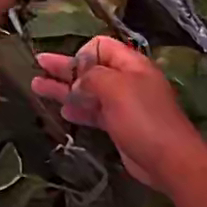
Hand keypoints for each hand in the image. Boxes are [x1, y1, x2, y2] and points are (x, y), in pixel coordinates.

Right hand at [30, 37, 203, 188]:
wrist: (169, 160)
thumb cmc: (143, 118)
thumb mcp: (117, 88)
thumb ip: (93, 76)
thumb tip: (78, 80)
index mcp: (131, 65)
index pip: (101, 46)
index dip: (82, 53)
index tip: (67, 67)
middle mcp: (127, 81)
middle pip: (91, 69)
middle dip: (64, 68)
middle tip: (38, 65)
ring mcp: (123, 104)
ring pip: (88, 91)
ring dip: (64, 89)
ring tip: (38, 87)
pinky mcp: (120, 125)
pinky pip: (94, 112)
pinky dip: (78, 109)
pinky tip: (63, 110)